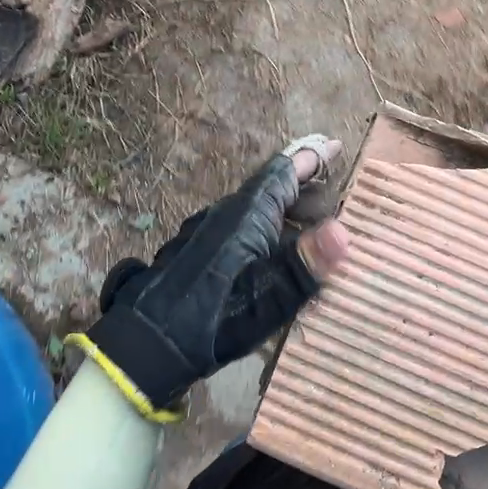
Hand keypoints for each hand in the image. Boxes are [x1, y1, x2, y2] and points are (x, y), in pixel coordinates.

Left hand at [70, 137, 351, 421]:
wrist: (145, 344)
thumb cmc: (212, 321)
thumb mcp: (265, 301)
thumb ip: (305, 266)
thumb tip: (342, 232)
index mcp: (247, 216)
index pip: (284, 173)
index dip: (311, 158)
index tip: (335, 144)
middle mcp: (226, 215)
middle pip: (271, 188)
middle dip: (303, 184)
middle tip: (333, 188)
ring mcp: (207, 232)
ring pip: (255, 209)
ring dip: (284, 208)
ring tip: (311, 221)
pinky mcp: (197, 252)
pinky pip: (242, 228)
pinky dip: (266, 229)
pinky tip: (272, 251)